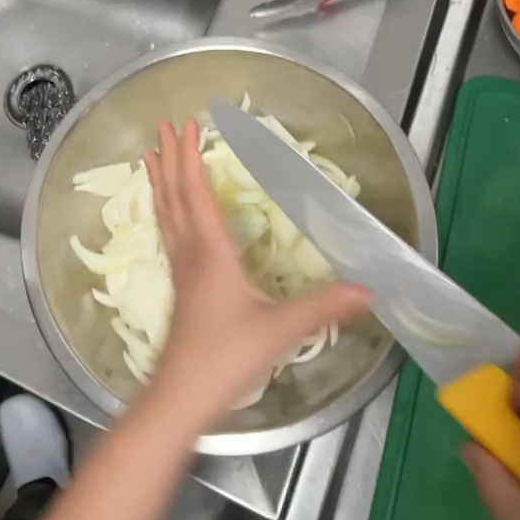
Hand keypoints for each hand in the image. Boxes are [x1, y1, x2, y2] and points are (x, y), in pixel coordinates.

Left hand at [140, 117, 370, 428]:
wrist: (182, 395)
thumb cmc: (226, 358)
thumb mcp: (280, 329)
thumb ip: (323, 307)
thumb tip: (368, 289)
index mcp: (210, 251)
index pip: (195, 191)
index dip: (190, 155)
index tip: (188, 124)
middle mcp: (189, 252)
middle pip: (173, 194)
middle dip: (169, 157)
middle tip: (163, 125)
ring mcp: (180, 268)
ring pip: (165, 212)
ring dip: (161, 179)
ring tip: (151, 154)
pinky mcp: (179, 284)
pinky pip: (167, 231)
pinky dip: (164, 207)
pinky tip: (167, 210)